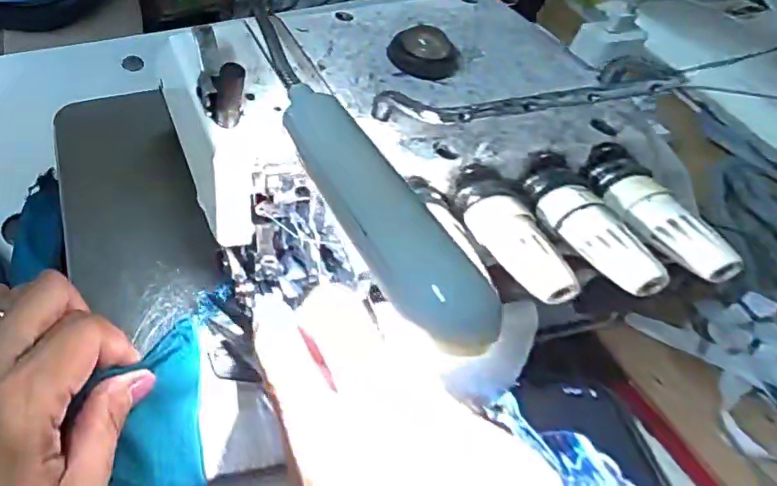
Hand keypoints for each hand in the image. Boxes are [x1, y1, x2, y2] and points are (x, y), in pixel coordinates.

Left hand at [0, 272, 154, 485]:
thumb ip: (105, 428)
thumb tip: (138, 375)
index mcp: (21, 398)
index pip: (83, 330)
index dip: (117, 343)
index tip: (128, 371)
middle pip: (50, 290)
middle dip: (84, 316)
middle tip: (95, 361)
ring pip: (16, 288)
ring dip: (46, 311)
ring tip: (59, 355)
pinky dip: (1, 304)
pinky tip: (18, 335)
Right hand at [252, 285, 556, 485]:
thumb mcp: (325, 482)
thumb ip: (309, 437)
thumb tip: (298, 394)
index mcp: (329, 437)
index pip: (281, 337)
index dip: (272, 323)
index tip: (273, 320)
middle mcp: (388, 408)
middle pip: (336, 308)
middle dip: (322, 320)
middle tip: (321, 350)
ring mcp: (450, 417)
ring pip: (395, 354)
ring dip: (383, 377)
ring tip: (391, 427)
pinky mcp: (504, 442)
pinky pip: (448, 407)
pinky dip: (437, 424)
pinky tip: (446, 468)